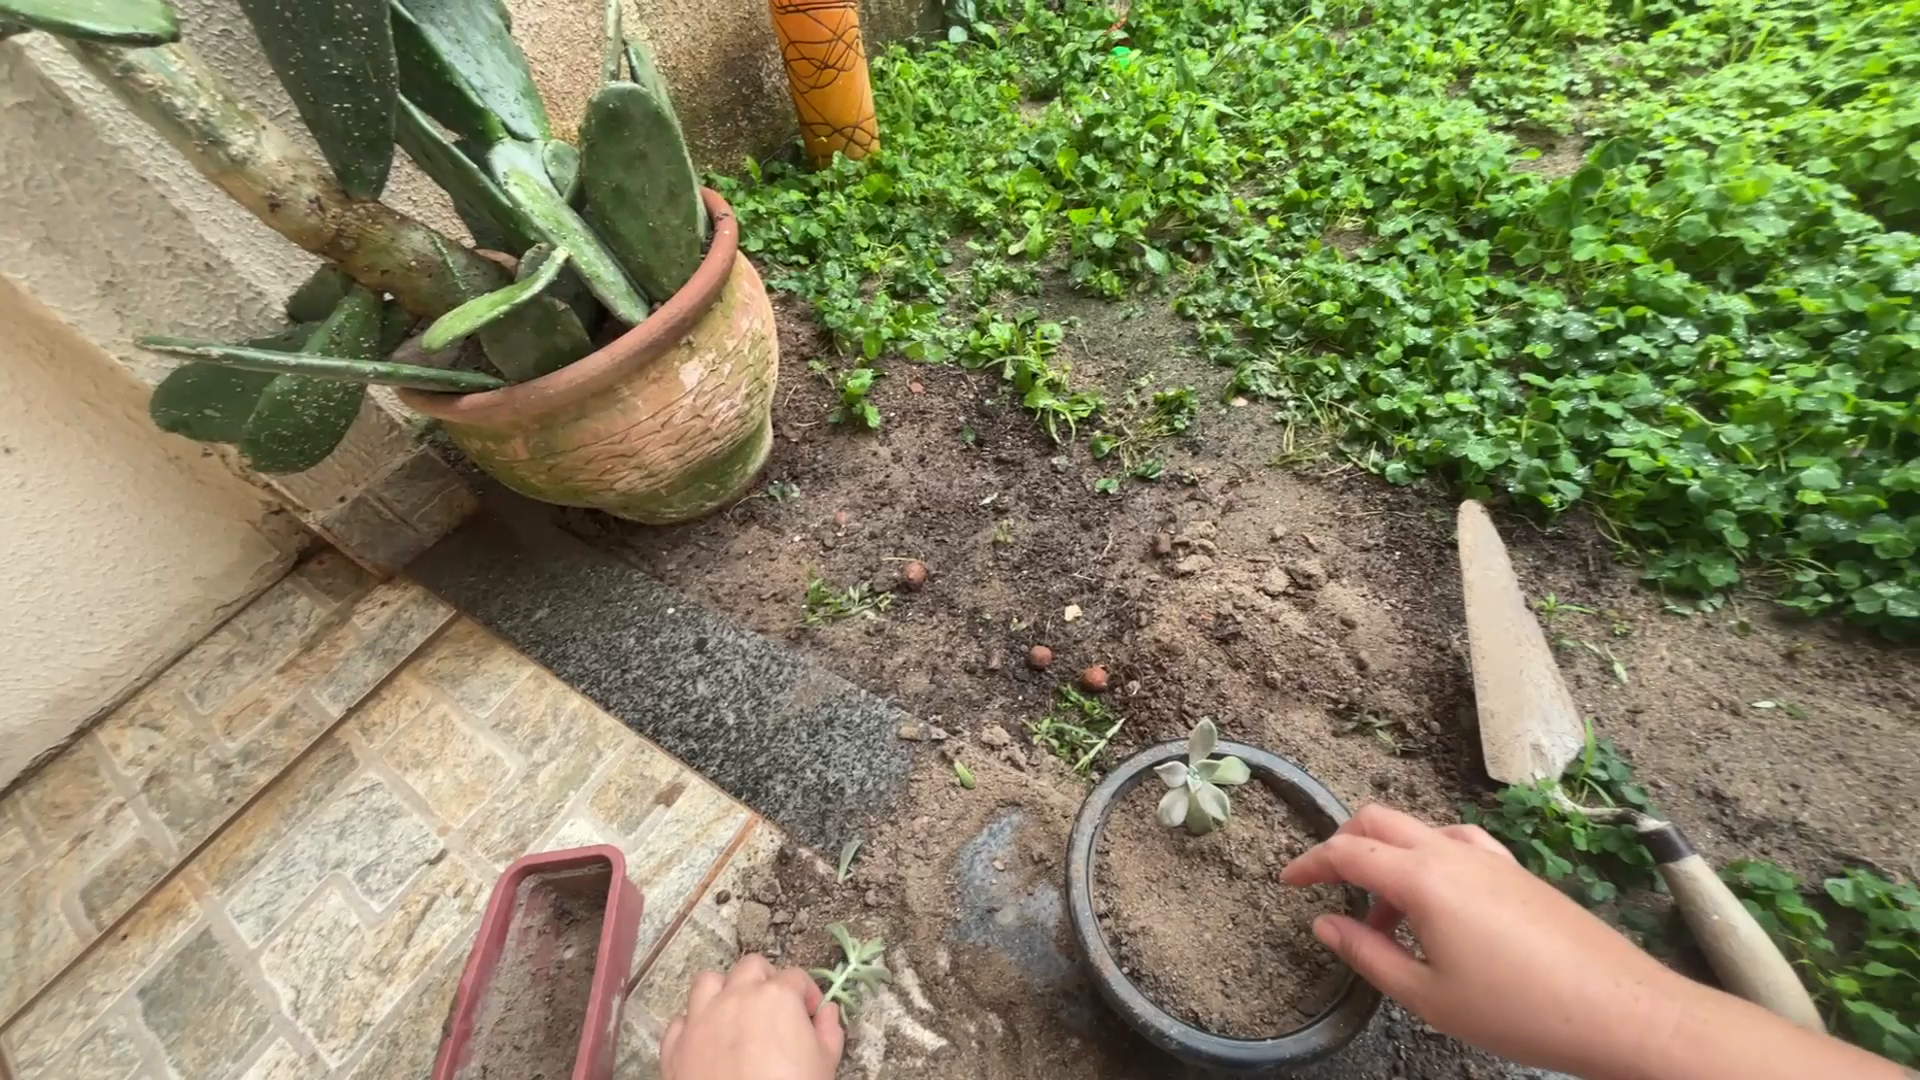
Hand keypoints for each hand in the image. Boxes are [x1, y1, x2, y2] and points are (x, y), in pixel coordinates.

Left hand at [661, 955, 843, 1079]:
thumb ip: (830, 1030)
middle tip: (774, 1008)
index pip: (796, 977)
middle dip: (765, 980)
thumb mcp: (826, 1063)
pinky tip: (705, 1042)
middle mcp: (737, 996)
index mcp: (776, 995)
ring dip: (722, 992)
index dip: (806, 994)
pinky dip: (691, 1027)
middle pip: (751, 967)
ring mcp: (702, 1019)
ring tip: (733, 1013)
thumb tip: (827, 1011)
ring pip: (708, 982)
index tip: (810, 1014)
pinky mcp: (676, 1048)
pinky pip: (679, 1023)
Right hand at [1282, 803, 1672, 1073]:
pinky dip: (1427, 856)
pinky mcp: (1515, 870)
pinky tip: (1441, 897)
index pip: (1346, 852)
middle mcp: (1448, 853)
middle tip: (1329, 883)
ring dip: (1385, 856)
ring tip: (1388, 913)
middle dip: (1342, 843)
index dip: (1309, 863)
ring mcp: (1486, 857)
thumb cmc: (1521, 1011)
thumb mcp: (1428, 997)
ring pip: (1415, 829)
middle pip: (1376, 820)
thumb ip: (1367, 954)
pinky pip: (1455, 842)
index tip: (1287, 881)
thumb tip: (1323, 924)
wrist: (1631, 1016)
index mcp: (1420, 879)